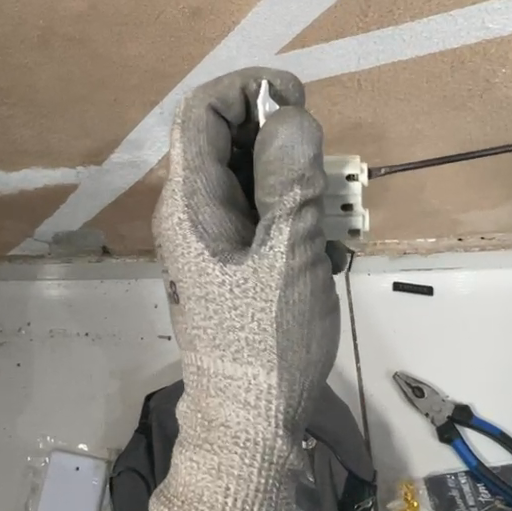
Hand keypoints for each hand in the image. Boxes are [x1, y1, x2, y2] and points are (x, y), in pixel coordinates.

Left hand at [150, 67, 339, 510]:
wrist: (251, 420)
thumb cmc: (268, 339)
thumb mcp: (289, 252)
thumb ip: (290, 177)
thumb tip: (289, 112)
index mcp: (189, 201)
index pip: (201, 112)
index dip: (246, 90)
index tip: (297, 99)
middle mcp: (188, 210)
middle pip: (220, 138)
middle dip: (271, 130)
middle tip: (319, 160)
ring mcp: (206, 237)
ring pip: (241, 172)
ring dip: (285, 170)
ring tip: (323, 203)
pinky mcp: (226, 260)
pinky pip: (253, 208)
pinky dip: (286, 204)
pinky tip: (318, 236)